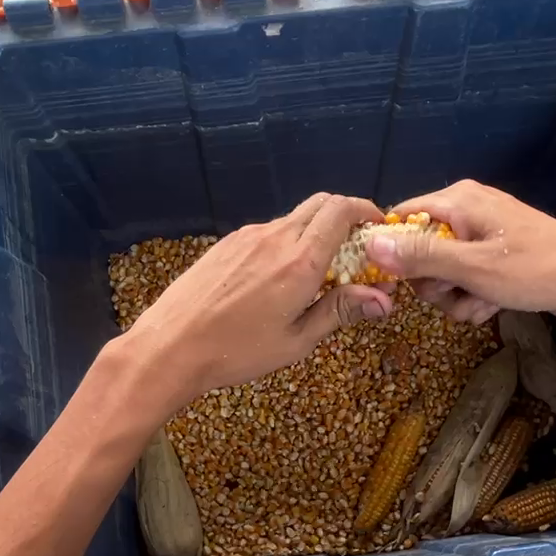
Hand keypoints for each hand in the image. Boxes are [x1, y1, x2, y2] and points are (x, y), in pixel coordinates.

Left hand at [119, 192, 392, 403]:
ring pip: (294, 218)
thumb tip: (383, 299)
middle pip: (320, 203)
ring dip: (315, 232)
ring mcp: (247, 237)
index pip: (341, 210)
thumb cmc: (238, 351)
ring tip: (318, 271)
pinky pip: (268, 232)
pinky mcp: (227, 244)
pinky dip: (287, 242)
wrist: (171, 345)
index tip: (378, 229)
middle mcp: (276, 237)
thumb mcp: (296, 341)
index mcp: (300, 261)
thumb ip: (339, 312)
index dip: (365, 211)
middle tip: (356, 247)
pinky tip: (279, 278)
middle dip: (345, 216)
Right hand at [366, 179, 555, 323]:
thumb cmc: (534, 269)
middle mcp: (466, 210)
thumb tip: (370, 244)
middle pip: (419, 253)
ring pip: (442, 273)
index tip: (401, 284)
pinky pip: (465, 279)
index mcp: (458, 200)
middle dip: (434, 285)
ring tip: (482, 303)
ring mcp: (482, 234)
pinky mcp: (495, 256)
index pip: (400, 220)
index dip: (394, 253)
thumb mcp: (471, 267)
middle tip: (456, 294)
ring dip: (455, 298)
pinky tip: (493, 305)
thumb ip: (420, 256)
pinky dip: (473, 297)